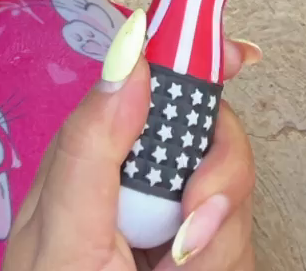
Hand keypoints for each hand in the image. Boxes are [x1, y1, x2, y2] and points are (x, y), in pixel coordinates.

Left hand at [3, 15, 256, 270]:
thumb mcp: (63, 243)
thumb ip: (90, 148)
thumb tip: (127, 55)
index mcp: (89, 161)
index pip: (144, 85)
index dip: (190, 59)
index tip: (238, 56)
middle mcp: (133, 185)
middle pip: (202, 129)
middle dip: (215, 172)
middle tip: (192, 224)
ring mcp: (171, 224)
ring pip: (232, 189)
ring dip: (218, 241)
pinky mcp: (205, 258)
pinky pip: (243, 242)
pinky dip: (224, 265)